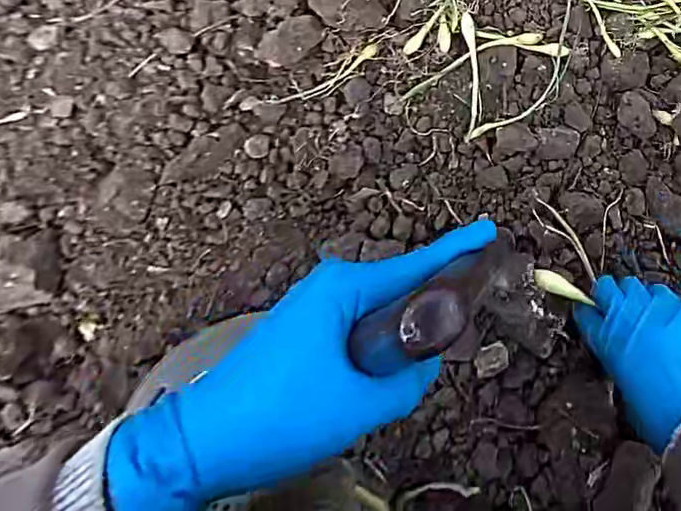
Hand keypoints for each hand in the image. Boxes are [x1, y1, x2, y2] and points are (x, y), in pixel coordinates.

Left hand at [105, 220, 498, 509]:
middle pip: (403, 284)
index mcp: (345, 288)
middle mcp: (333, 283)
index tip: (490, 231)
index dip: (459, 248)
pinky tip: (386, 360)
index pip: (418, 263)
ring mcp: (317, 302)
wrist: (191, 449)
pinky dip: (381, 334)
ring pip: (381, 306)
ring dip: (404, 324)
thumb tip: (427, 365)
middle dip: (435, 298)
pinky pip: (360, 319)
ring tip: (422, 351)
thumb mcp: (357, 406)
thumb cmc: (272, 419)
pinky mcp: (306, 324)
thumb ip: (408, 381)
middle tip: (463, 315)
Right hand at [573, 276, 680, 452]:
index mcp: (609, 342)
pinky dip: (657, 300)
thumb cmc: (660, 413)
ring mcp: (655, 307)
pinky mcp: (680, 306)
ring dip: (633, 296)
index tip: (588, 313)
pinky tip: (661, 316)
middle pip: (606, 287)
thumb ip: (618, 359)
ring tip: (639, 313)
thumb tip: (622, 350)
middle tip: (611, 307)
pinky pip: (660, 292)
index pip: (586, 314)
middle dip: (605, 294)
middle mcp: (629, 318)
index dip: (586, 312)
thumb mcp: (625, 388)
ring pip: (634, 285)